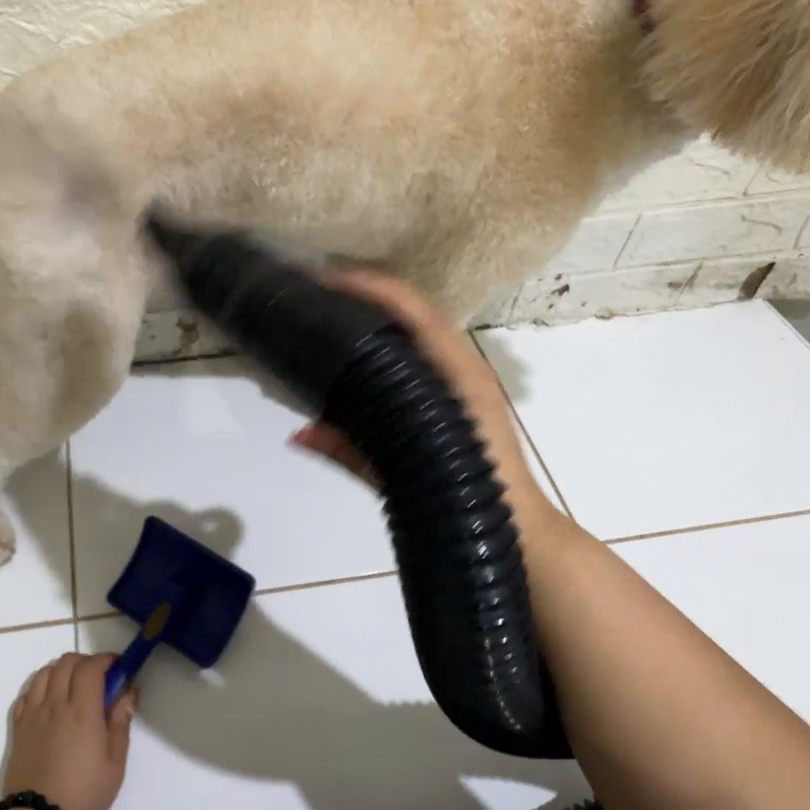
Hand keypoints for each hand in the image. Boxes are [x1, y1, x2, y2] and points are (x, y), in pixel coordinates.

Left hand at [1, 653, 135, 809]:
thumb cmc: (85, 793)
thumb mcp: (115, 763)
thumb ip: (121, 723)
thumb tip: (128, 694)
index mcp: (82, 710)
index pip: (91, 666)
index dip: (105, 659)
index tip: (117, 667)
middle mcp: (55, 704)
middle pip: (66, 662)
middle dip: (85, 661)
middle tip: (99, 678)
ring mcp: (33, 714)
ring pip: (44, 672)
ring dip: (61, 670)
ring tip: (73, 687)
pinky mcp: (18, 728)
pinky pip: (27, 693)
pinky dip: (40, 686)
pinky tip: (50, 702)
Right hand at [289, 271, 548, 515]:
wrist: (512, 528)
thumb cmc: (461, 497)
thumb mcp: (397, 476)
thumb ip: (348, 452)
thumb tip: (298, 434)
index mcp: (457, 375)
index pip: (416, 312)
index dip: (373, 289)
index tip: (329, 281)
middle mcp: (465, 367)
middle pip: (417, 312)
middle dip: (372, 297)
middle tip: (324, 297)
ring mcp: (469, 379)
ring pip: (423, 331)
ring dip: (384, 317)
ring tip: (338, 316)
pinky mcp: (466, 394)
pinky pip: (427, 353)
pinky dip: (397, 343)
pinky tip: (367, 356)